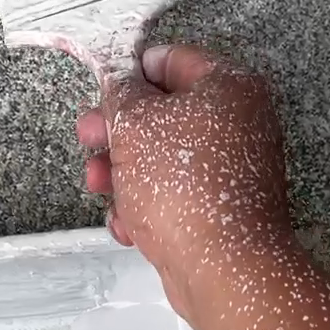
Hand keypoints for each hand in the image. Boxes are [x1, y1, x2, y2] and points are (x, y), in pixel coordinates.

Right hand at [75, 44, 295, 321]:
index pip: (171, 59)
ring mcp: (234, 167)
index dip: (130, 71)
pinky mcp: (224, 208)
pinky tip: (126, 223)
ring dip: (123, 168)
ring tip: (98, 184)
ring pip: (165, 155)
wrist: (223, 270)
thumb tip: (120, 82)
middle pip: (164, 110)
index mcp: (229, 86)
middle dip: (118, 128)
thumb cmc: (182, 184)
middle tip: (89, 136)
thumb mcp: (135, 122)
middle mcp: (239, 121)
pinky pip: (178, 192)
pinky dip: (148, 202)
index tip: (102, 87)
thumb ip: (121, 92)